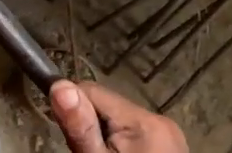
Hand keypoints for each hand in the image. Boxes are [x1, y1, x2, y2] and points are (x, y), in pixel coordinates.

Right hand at [49, 80, 186, 152]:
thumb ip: (80, 128)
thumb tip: (59, 85)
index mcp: (145, 121)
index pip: (90, 91)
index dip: (74, 113)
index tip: (75, 142)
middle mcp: (162, 122)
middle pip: (107, 108)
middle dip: (93, 130)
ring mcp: (171, 138)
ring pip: (120, 123)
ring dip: (107, 140)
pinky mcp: (172, 150)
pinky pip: (137, 138)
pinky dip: (125, 149)